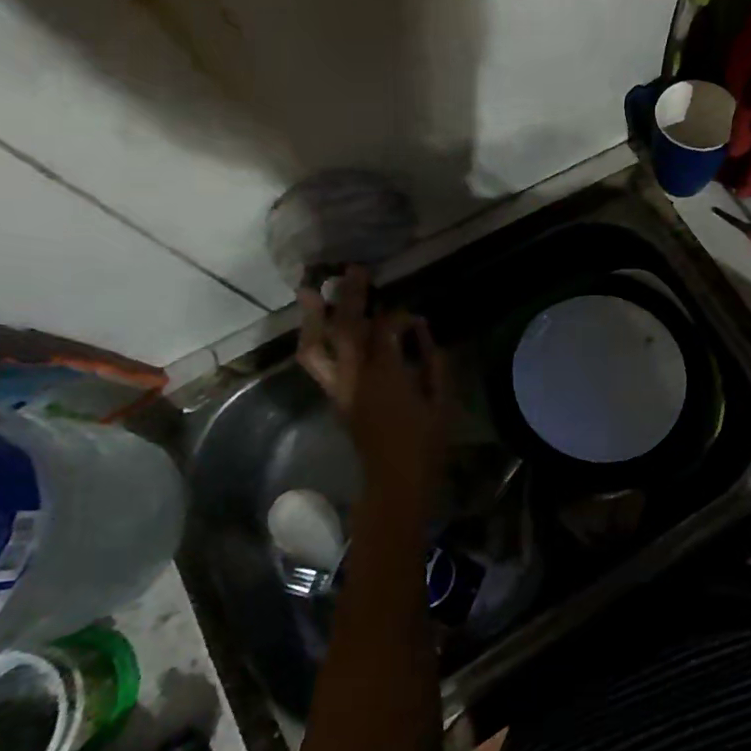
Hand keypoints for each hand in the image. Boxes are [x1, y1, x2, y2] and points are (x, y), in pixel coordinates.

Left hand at [297, 266, 452, 496]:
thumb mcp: (441, 399)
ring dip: (312, 318)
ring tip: (309, 292)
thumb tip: (421, 329)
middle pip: (346, 327)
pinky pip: (316, 363)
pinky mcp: (334, 398)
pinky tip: (319, 325)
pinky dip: (315, 340)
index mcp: (386, 375)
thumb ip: (431, 359)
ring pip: (315, 347)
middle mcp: (355, 376)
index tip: (412, 314)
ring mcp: (339, 388)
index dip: (398, 315)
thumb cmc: (426, 442)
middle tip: (353, 270)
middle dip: (349, 296)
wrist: (396, 480)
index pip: (385, 329)